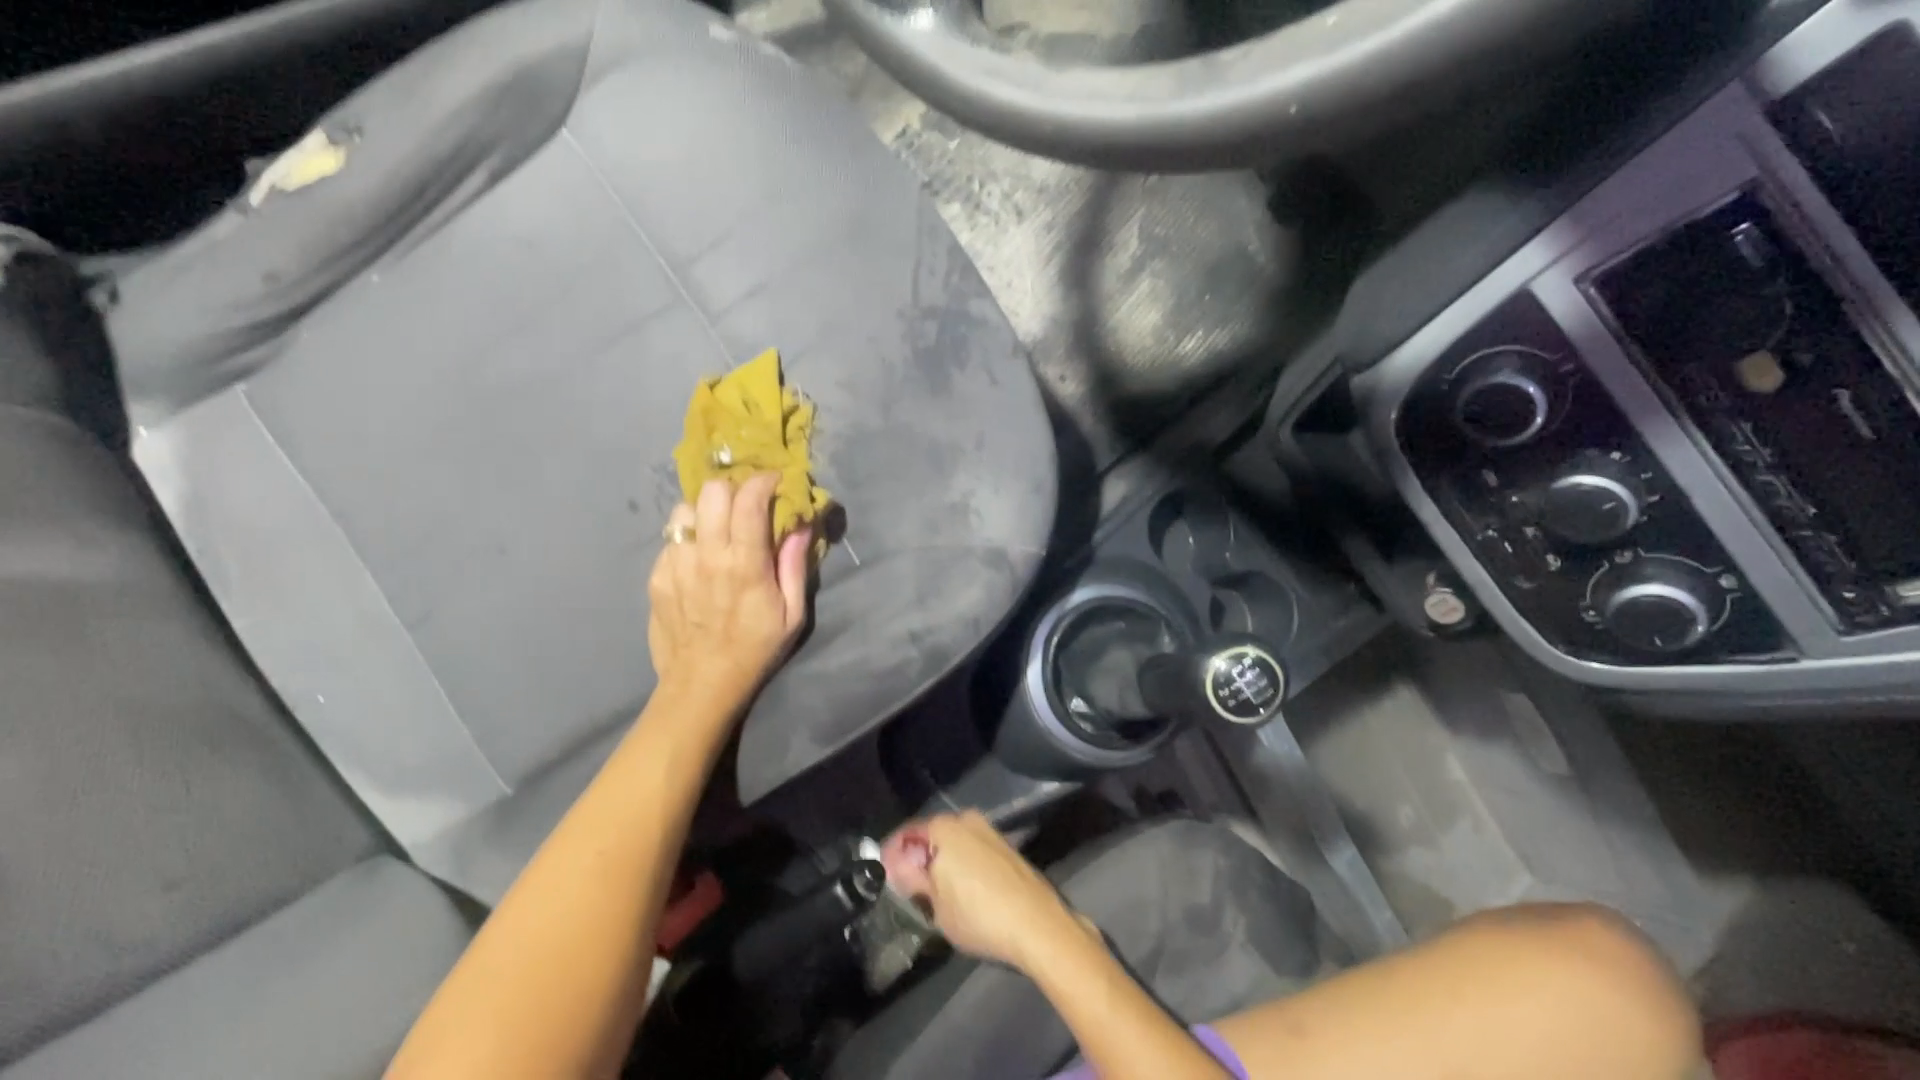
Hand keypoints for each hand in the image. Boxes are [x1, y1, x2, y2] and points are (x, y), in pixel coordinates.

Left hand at [648, 475, 812, 712]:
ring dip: (705, 512)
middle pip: (711, 492)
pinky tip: (699, 561)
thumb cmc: (756, 649)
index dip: (763, 481)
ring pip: (685, 510)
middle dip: (732, 489)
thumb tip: (801, 524)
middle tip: (745, 504)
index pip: (748, 499)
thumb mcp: (793, 613)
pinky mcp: (657, 576)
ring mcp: (676, 564)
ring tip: (717, 529)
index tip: (774, 483)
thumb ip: (795, 565)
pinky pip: (671, 540)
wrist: (702, 683)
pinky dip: (688, 540)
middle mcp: (706, 556)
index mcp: (744, 564)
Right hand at [880, 812, 1093, 971]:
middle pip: (932, 837)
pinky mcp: (1008, 851)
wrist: (1038, 926)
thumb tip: (894, 864)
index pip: (906, 834)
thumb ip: (911, 879)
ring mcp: (991, 834)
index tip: (883, 877)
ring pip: (955, 846)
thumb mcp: (935, 904)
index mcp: (945, 827)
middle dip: (918, 859)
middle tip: (906, 889)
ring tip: (932, 895)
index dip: (891, 856)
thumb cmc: (978, 914)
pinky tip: (960, 893)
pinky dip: (962, 868)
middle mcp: (968, 821)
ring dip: (941, 864)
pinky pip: (974, 854)